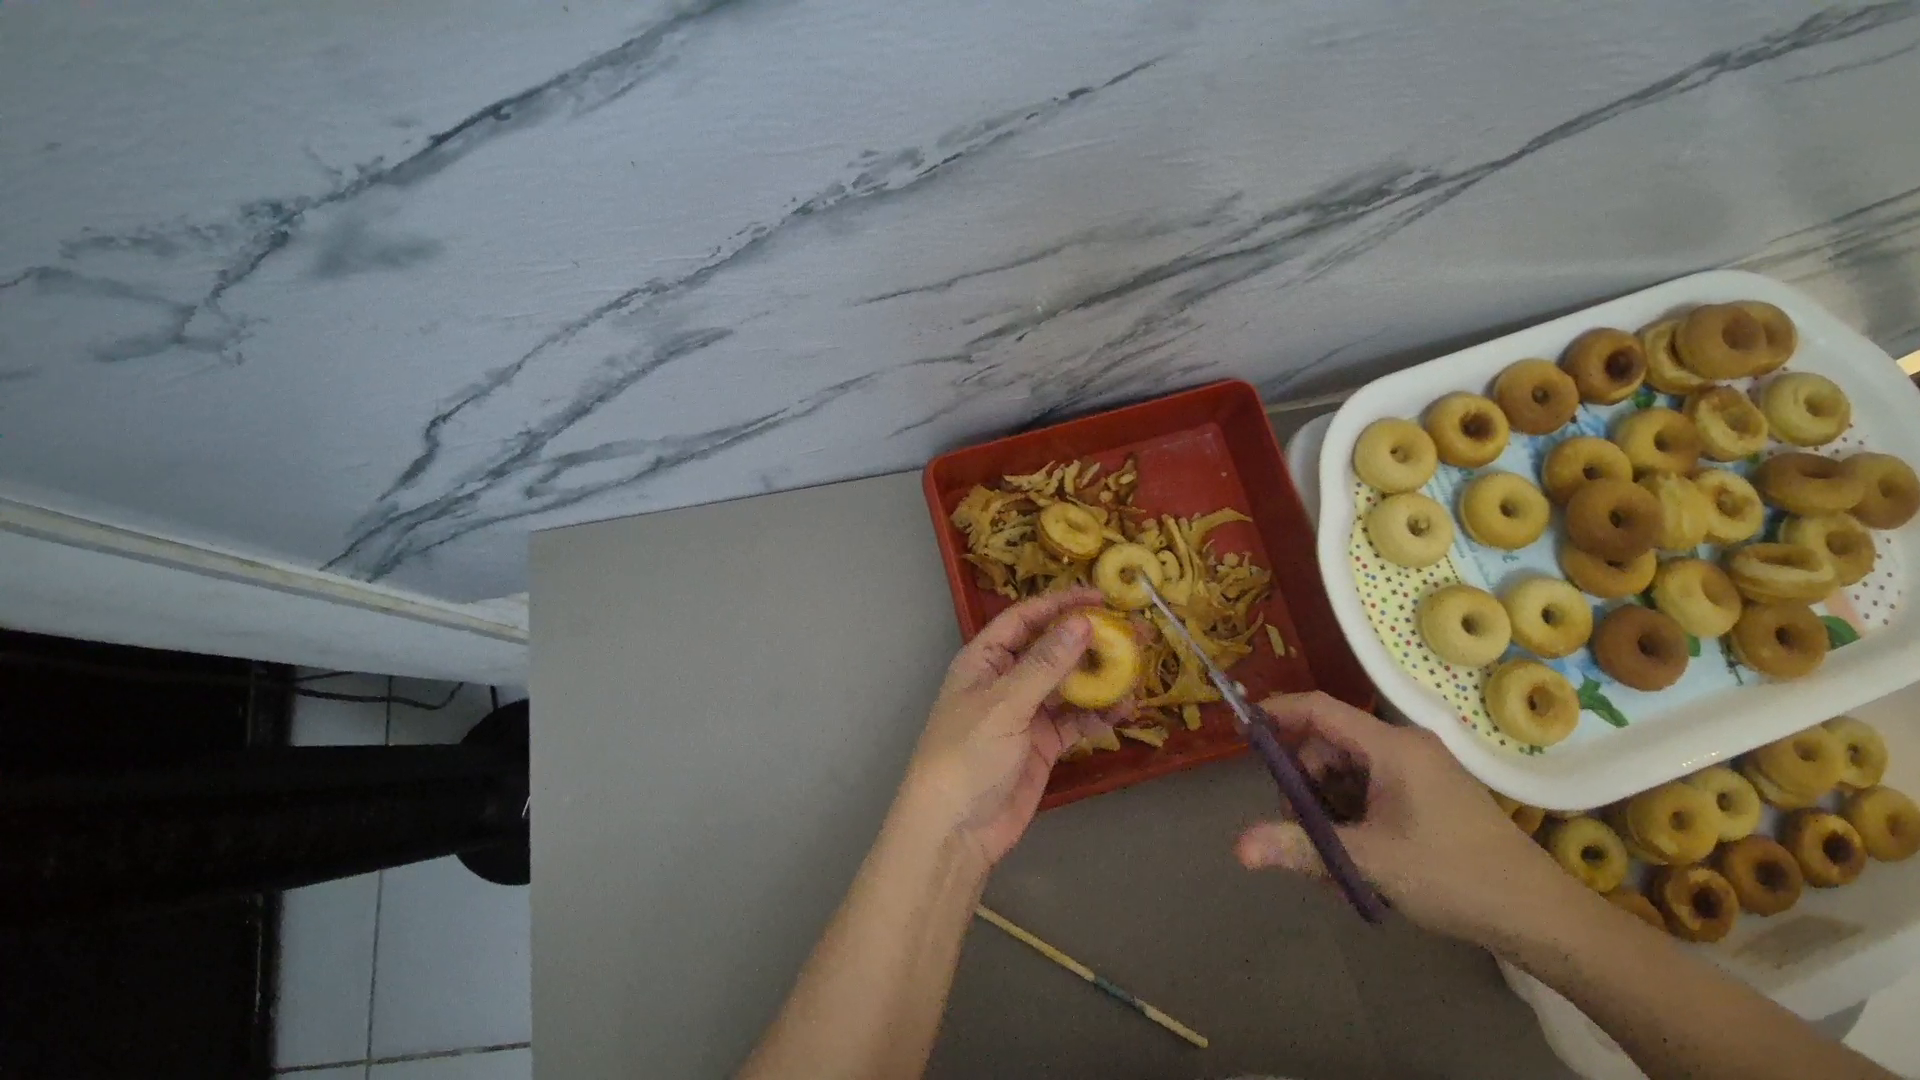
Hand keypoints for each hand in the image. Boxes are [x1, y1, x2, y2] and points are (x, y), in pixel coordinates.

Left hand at [902, 588, 1131, 866]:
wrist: (955, 831)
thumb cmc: (967, 756)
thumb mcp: (1004, 705)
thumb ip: (1045, 665)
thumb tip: (1082, 623)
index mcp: (984, 660)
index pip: (1024, 619)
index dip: (1060, 604)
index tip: (1101, 596)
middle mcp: (1006, 680)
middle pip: (1052, 650)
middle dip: (1090, 641)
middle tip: (1135, 634)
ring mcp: (1026, 713)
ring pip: (1069, 685)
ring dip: (1101, 679)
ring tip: (1138, 671)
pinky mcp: (1043, 744)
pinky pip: (1075, 720)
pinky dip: (1099, 715)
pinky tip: (1125, 710)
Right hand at [1234, 692, 1576, 943]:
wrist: (1540, 916)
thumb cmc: (1455, 878)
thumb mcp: (1370, 861)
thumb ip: (1301, 847)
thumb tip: (1238, 848)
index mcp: (1392, 747)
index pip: (1319, 709)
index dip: (1276, 713)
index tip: (1241, 731)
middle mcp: (1404, 748)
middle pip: (1326, 747)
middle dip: (1303, 787)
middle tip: (1298, 832)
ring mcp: (1417, 771)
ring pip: (1344, 774)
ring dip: (1327, 811)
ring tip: (1332, 861)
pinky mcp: (1425, 794)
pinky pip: (1368, 791)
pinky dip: (1351, 820)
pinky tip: (1355, 860)